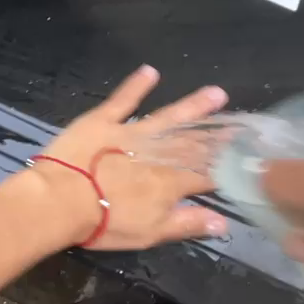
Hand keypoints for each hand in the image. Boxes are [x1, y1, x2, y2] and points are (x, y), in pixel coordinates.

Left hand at [20, 66, 228, 250]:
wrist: (60, 200)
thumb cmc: (104, 222)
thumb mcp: (150, 233)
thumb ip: (187, 224)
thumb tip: (224, 222)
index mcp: (170, 184)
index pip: (204, 175)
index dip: (224, 169)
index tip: (243, 159)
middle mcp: (157, 154)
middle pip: (191, 144)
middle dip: (216, 135)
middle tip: (239, 124)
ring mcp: (130, 133)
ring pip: (168, 117)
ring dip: (192, 106)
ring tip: (216, 93)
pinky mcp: (103, 120)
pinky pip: (122, 99)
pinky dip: (136, 85)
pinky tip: (150, 70)